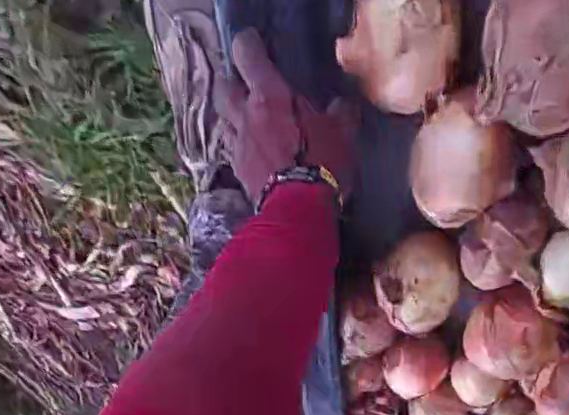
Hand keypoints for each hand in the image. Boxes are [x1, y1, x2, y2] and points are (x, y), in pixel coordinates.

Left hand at [215, 29, 359, 204]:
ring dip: (234, 119)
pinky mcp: (238, 172)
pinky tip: (251, 155)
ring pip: (224, 120)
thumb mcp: (341, 136)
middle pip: (225, 87)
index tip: (257, 48)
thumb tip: (344, 106)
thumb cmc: (321, 166)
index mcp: (269, 95)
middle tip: (249, 93)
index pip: (247, 52)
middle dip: (234, 86)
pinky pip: (232, 151)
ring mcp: (238, 144)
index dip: (250, 46)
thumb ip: (340, 115)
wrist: (298, 212)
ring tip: (249, 125)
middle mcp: (245, 114)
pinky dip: (240, 149)